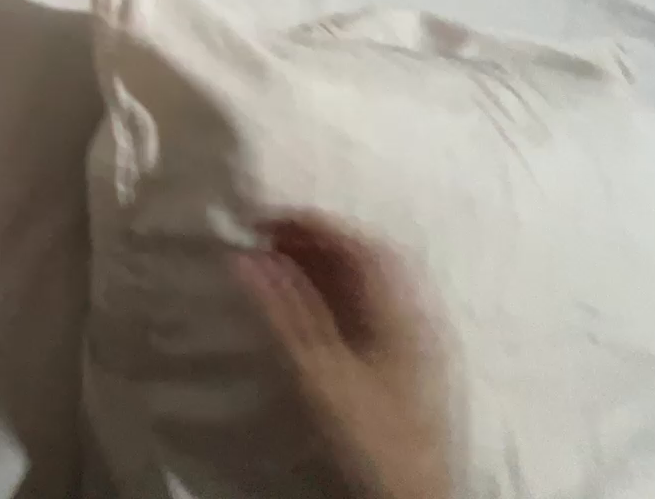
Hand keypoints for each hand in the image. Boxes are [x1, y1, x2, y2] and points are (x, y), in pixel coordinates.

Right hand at [236, 211, 449, 498]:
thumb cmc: (370, 434)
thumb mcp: (321, 371)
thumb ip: (284, 310)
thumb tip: (244, 255)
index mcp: (401, 314)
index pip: (361, 245)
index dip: (313, 223)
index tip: (264, 219)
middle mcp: (411, 317)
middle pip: (364, 257)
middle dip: (311, 238)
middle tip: (262, 236)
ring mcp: (408, 338)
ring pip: (363, 279)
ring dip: (316, 260)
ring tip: (270, 258)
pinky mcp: (396, 358)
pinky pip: (361, 302)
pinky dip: (326, 286)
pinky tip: (298, 294)